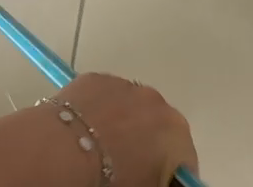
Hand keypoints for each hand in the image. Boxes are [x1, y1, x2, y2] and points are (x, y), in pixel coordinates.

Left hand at [56, 74, 198, 186]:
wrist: (68, 148)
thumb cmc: (116, 175)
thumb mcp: (149, 185)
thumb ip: (162, 179)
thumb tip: (155, 174)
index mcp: (176, 130)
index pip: (184, 159)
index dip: (171, 175)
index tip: (156, 180)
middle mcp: (154, 99)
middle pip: (158, 126)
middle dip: (149, 143)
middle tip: (130, 162)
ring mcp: (122, 83)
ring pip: (131, 107)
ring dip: (125, 121)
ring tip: (106, 143)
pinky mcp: (95, 77)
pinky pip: (106, 95)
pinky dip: (102, 107)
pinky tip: (90, 126)